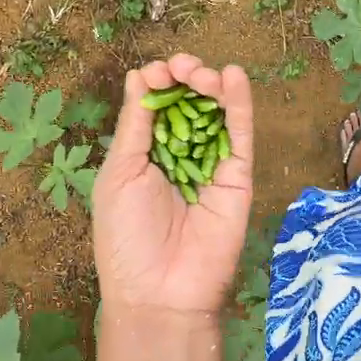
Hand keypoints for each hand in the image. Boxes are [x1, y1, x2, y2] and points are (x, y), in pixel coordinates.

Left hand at [91, 54, 253, 316]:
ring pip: (218, 112)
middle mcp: (182, 153)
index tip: (154, 73)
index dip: (159, 83)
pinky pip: (240, 134)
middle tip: (181, 68)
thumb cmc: (126, 236)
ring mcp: (213, 163)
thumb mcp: (119, 174)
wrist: (159, 292)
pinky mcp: (239, 175)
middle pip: (190, 102)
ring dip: (211, 84)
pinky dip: (240, 103)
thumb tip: (140, 75)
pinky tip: (233, 77)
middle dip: (185, 77)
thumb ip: (135, 125)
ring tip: (201, 73)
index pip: (159, 105)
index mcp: (148, 153)